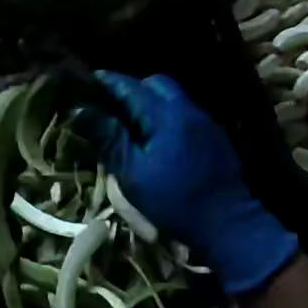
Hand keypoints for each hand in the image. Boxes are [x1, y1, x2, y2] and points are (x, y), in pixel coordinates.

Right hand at [72, 72, 298, 295]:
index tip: (83, 84)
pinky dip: (164, 117)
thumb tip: (79, 109)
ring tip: (129, 124)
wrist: (228, 225)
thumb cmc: (174, 200)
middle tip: (109, 108)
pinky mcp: (213, 136)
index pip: (129, 86)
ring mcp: (204, 121)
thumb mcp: (132, 172)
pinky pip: (183, 113)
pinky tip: (154, 139)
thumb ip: (108, 137)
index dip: (105, 82)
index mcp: (165, 114)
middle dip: (130, 90)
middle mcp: (187, 108)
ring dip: (148, 103)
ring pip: (171, 97)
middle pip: (154, 84)